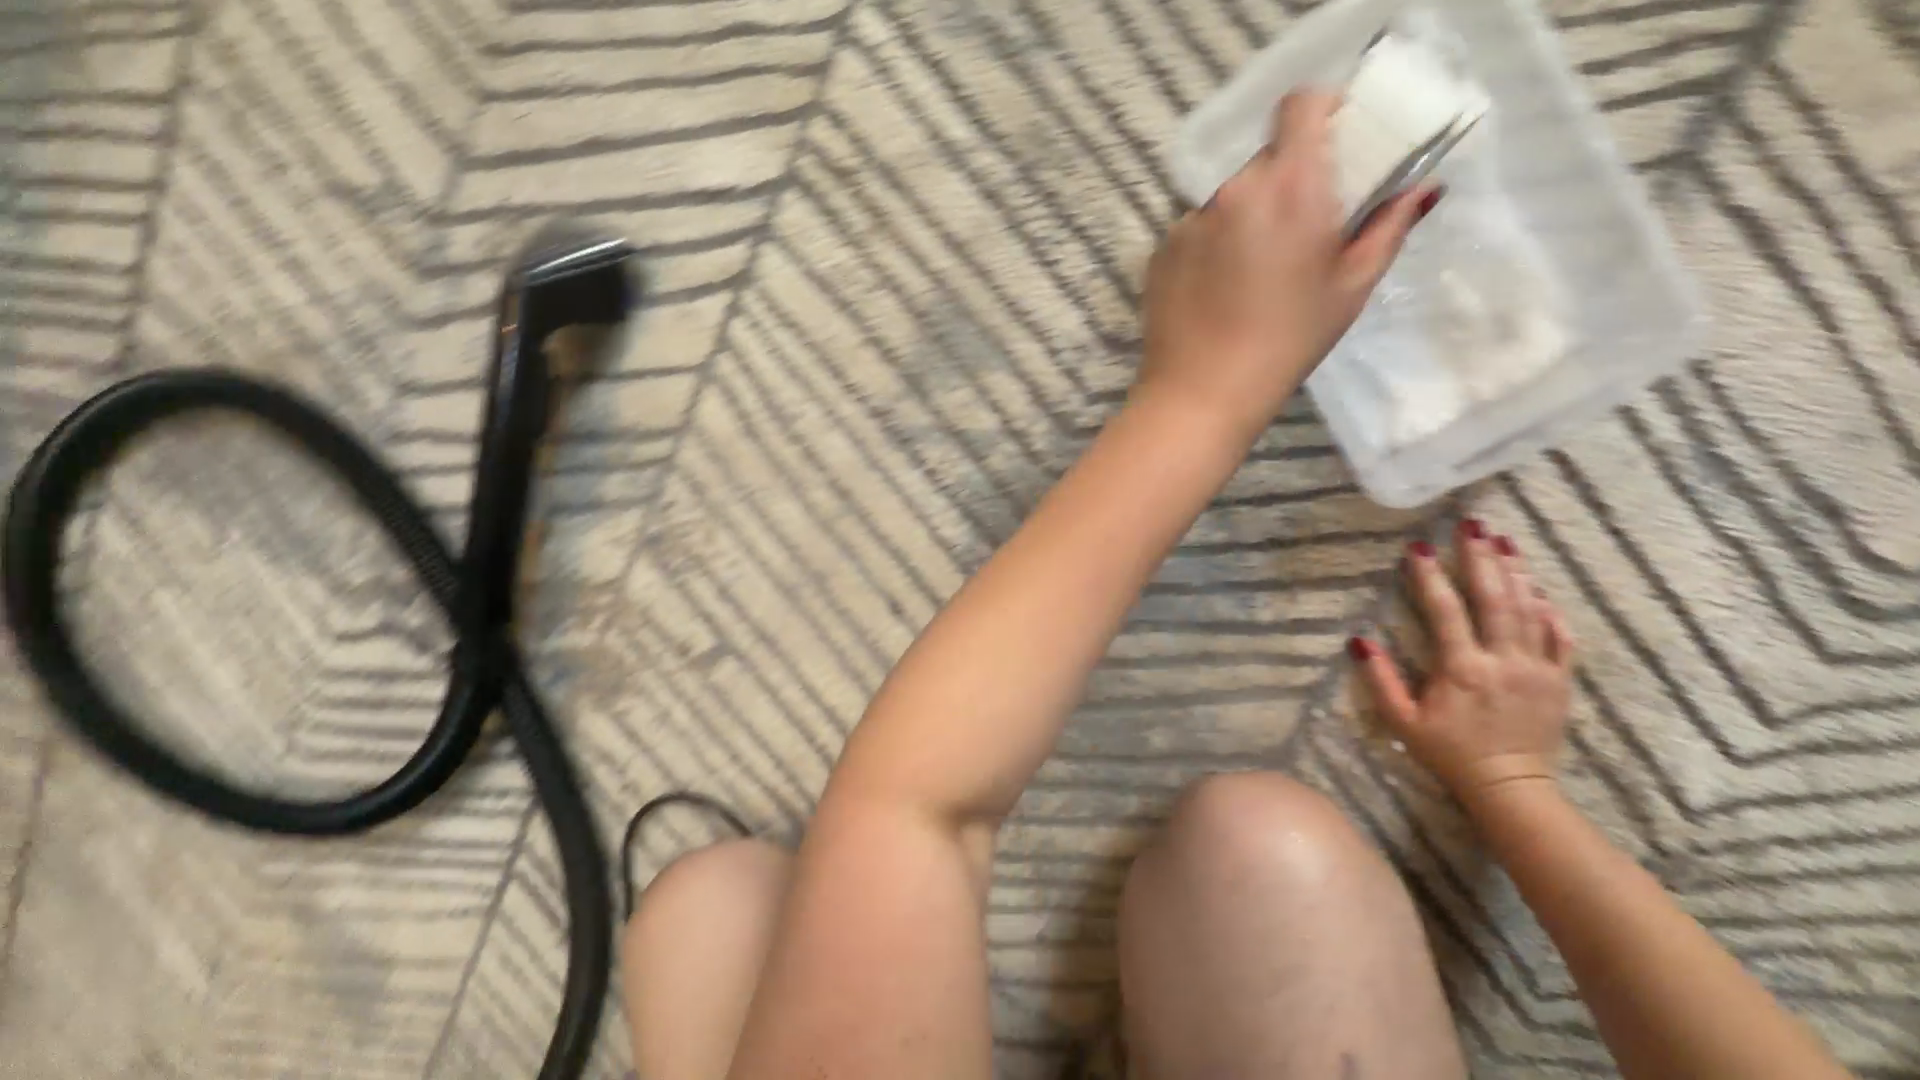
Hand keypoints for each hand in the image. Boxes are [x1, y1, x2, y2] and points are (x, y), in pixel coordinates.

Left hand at [1135, 91, 1437, 441]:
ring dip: (1249, 215)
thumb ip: (1389, 226)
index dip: (1320, 111)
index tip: (1334, 140)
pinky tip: (1221, 289)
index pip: (1301, 105)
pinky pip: (1198, 228)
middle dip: (1288, 181)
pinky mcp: (1161, 246)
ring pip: (1230, 196)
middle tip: (1302, 228)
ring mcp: (1191, 218)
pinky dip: (1214, 244)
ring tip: (1257, 271)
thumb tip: (1423, 188)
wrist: (1202, 390)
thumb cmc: (1288, 341)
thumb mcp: (1351, 287)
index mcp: (1291, 187)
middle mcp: (1235, 189)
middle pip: (1266, 158)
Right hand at [1350, 520, 1574, 807]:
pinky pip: (1561, 637)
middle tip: (1472, 526)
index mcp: (1462, 669)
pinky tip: (1539, 589)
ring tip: (1504, 542)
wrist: (1510, 786)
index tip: (1418, 547)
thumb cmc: (1449, 752)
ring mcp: (1536, 668)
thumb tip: (1360, 641)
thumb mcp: (1403, 722)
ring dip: (1516, 573)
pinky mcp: (1559, 679)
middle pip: (1494, 599)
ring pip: (1530, 610)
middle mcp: (1503, 660)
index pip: (1445, 610)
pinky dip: (1551, 610)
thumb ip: (1382, 681)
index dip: (1430, 576)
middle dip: (1481, 559)